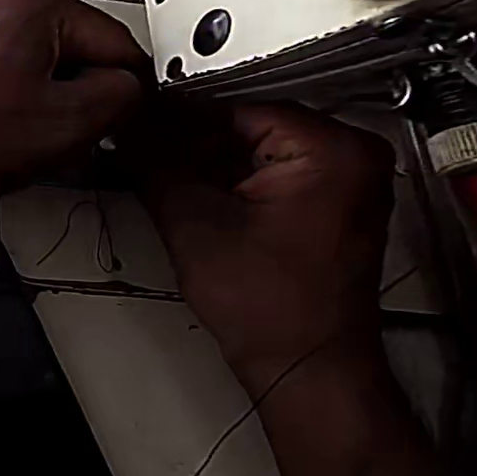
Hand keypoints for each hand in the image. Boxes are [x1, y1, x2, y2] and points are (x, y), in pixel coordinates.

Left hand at [0, 0, 148, 206]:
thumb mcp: (65, 125)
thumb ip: (121, 96)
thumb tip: (130, 87)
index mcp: (36, 1)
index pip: (118, 45)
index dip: (122, 95)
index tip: (114, 126)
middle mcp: (3, 0)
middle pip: (79, 53)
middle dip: (76, 99)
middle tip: (48, 136)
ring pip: (45, 69)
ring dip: (44, 106)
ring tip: (10, 135)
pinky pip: (10, 76)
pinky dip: (13, 105)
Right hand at [142, 103, 394, 391]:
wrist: (302, 364)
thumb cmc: (274, 308)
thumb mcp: (194, 223)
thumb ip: (155, 167)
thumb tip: (128, 131)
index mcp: (332, 151)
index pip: (234, 110)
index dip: (173, 118)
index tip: (135, 120)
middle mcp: (348, 159)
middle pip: (243, 129)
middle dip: (182, 141)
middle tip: (134, 145)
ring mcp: (339, 185)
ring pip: (249, 153)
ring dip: (197, 162)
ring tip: (148, 168)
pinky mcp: (321, 207)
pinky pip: (262, 176)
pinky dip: (220, 182)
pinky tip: (178, 189)